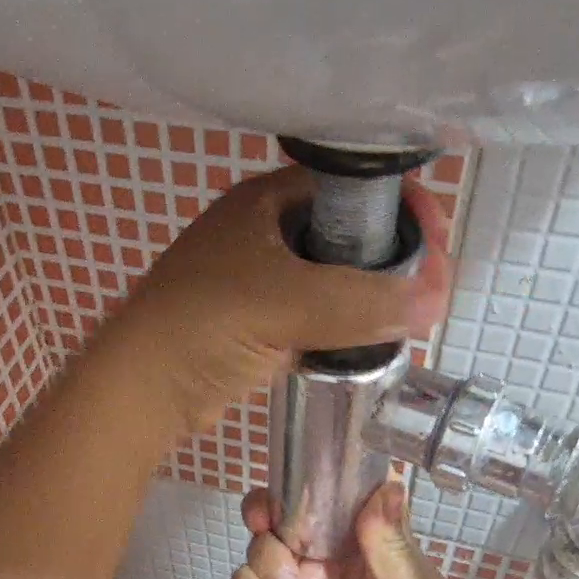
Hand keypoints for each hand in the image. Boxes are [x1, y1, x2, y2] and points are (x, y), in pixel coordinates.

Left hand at [114, 167, 451, 432]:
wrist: (141, 390)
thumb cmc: (201, 326)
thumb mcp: (283, 303)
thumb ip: (360, 301)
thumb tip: (433, 302)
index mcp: (268, 201)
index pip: (354, 187)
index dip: (403, 210)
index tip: (438, 249)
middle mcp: (267, 231)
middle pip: (352, 233)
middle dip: (398, 258)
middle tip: (433, 293)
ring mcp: (263, 280)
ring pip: (338, 279)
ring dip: (376, 296)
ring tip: (417, 319)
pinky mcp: (262, 324)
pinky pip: (321, 316)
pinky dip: (350, 326)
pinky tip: (377, 344)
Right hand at [231, 480, 496, 578]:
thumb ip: (388, 543)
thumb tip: (387, 483)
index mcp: (373, 535)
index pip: (337, 489)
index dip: (312, 474)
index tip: (294, 471)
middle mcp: (336, 550)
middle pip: (290, 510)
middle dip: (270, 509)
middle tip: (265, 523)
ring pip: (266, 545)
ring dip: (261, 557)